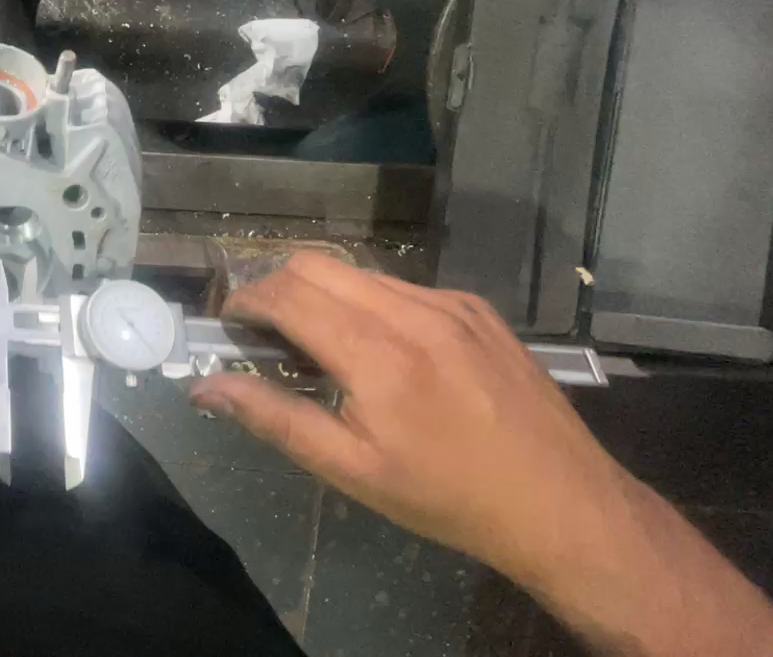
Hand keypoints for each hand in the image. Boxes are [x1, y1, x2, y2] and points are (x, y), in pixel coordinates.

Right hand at [187, 253, 639, 592]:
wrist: (570, 509)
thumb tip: (203, 387)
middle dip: (273, 287)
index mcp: (379, 356)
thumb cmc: (448, 497)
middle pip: (311, 264)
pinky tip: (377, 346)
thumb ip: (272, 417)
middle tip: (266, 331)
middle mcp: (413, 313)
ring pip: (352, 270)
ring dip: (317, 292)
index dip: (245, 302)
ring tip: (319, 340)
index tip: (230, 326)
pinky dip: (363, 300)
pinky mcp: (474, 307)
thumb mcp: (351, 470)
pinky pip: (396, 284)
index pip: (286, 295)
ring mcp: (450, 304)